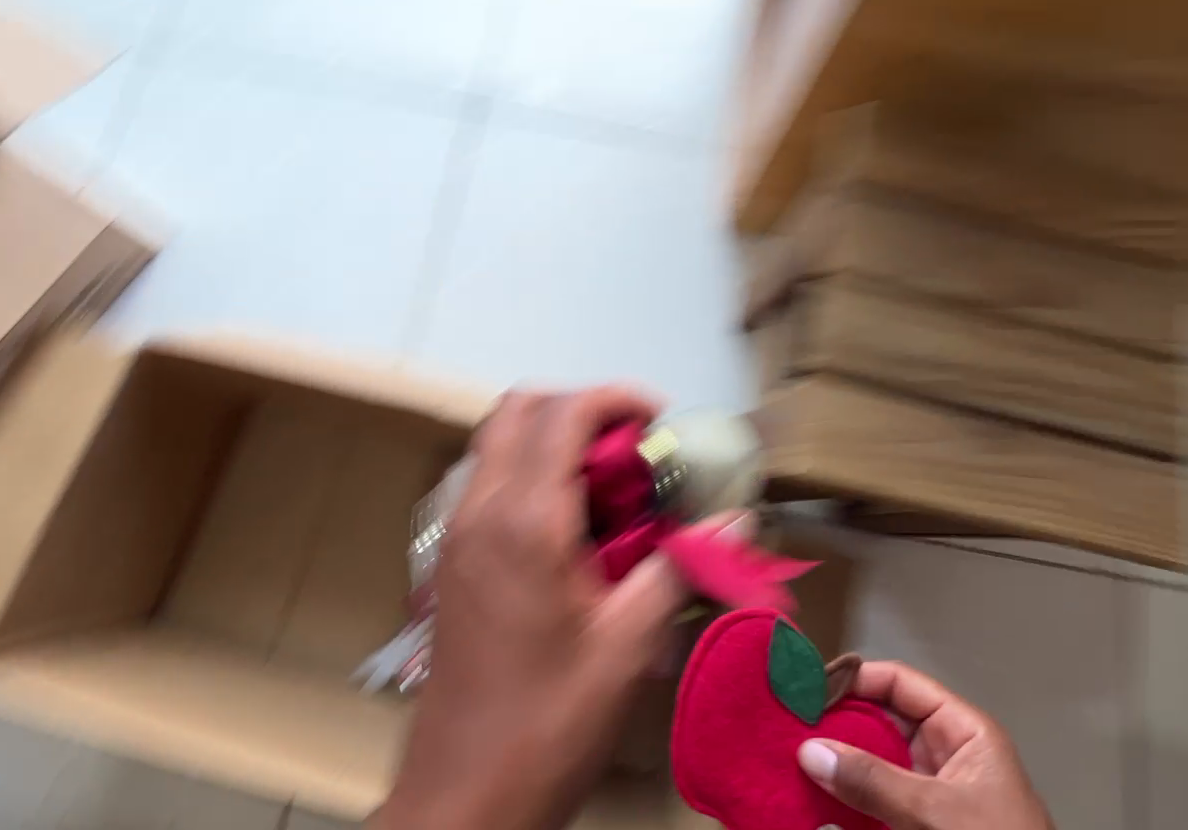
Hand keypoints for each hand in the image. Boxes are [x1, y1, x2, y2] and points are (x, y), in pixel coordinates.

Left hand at [370, 388, 735, 829]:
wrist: (465, 796)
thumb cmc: (549, 722)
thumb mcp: (628, 643)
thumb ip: (681, 566)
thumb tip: (736, 524)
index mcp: (526, 520)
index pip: (566, 412)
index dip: (618, 398)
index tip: (659, 421)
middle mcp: (481, 509)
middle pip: (521, 407)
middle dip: (581, 409)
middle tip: (631, 449)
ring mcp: (457, 532)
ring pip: (498, 440)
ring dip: (551, 437)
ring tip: (605, 486)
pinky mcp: (451, 558)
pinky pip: (488, 480)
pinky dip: (528, 471)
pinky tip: (569, 527)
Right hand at [796, 661, 1052, 829]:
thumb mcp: (938, 813)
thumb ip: (874, 781)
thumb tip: (808, 750)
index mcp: (962, 731)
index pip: (899, 683)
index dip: (854, 679)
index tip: (806, 689)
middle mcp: (941, 752)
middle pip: (878, 719)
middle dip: (835, 721)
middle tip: (788, 722)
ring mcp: (927, 791)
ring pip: (870, 760)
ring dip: (833, 760)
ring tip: (788, 753)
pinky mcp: (912, 824)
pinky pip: (870, 798)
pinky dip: (842, 795)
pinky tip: (809, 792)